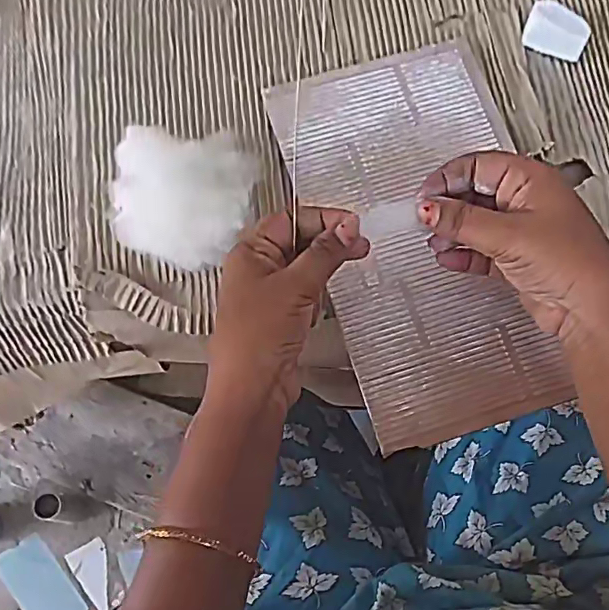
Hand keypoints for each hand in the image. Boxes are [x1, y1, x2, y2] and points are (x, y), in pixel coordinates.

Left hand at [210, 207, 369, 409]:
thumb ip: (324, 253)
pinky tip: (323, 305)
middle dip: (328, 244)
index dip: (322, 219)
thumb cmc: (257, 340)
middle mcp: (256, 273)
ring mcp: (268, 298)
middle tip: (359, 246)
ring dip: (324, 272)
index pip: (289, 220)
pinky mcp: (281, 322)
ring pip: (303, 272)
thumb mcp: (296, 286)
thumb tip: (346, 228)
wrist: (253, 390)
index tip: (352, 225)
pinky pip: (305, 298)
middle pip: (298, 244)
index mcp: (249, 253)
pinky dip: (317, 298)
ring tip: (346, 272)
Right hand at [418, 152, 608, 339]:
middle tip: (425, 221)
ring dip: (452, 233)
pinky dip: (463, 255)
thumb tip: (429, 207)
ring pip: (475, 224)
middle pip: (474, 194)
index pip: (478, 166)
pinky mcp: (515, 259)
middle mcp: (525, 201)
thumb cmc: (571, 262)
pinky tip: (448, 259)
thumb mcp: (507, 235)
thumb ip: (462, 221)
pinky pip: (481, 251)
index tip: (424, 198)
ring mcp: (520, 231)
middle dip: (447, 208)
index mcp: (530, 179)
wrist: (587, 306)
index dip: (447, 179)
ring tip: (435, 243)